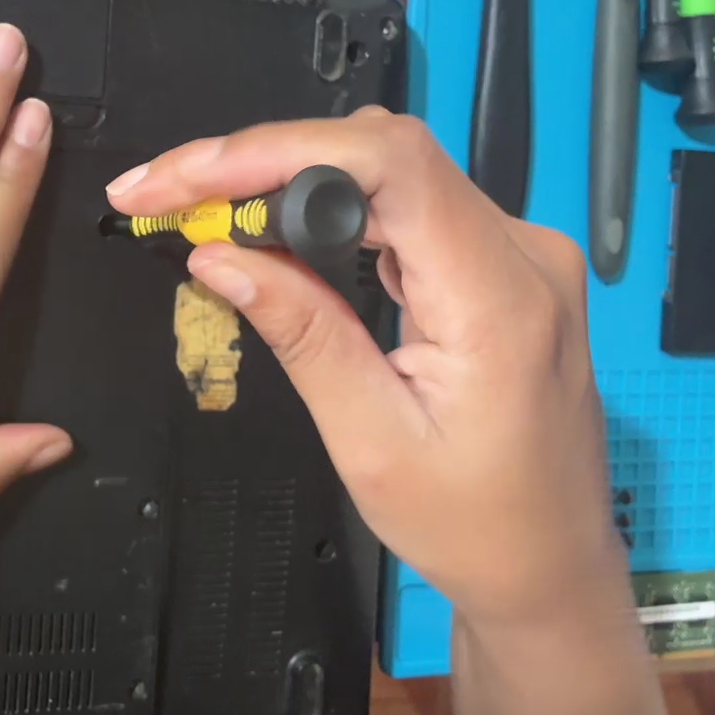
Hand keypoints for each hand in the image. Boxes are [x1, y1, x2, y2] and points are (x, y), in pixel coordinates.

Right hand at [106, 107, 625, 624]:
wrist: (551, 564)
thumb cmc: (472, 525)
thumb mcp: (370, 441)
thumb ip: (300, 333)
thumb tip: (216, 255)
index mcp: (499, 295)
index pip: (388, 163)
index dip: (277, 151)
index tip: (188, 179)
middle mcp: (517, 247)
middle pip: (376, 153)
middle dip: (256, 162)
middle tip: (163, 192)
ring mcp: (508, 246)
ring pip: (379, 169)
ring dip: (279, 178)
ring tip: (196, 205)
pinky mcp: (486, 256)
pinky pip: (393, 202)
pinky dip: (316, 204)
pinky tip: (264, 226)